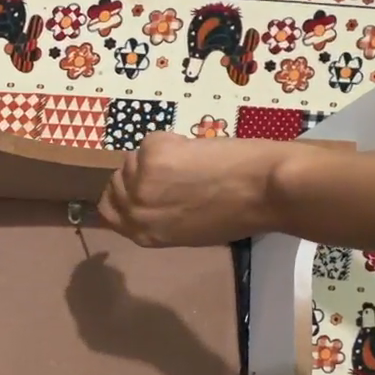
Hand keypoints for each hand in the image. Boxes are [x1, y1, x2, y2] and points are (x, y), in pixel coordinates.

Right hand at [98, 132, 303, 246]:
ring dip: (154, 156)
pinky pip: (150, 141)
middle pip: (114, 183)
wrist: (266, 188)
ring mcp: (140, 182)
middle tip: (165, 168)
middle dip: (136, 174)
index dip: (119, 196)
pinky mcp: (153, 154)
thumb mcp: (189, 232)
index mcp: (143, 234)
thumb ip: (159, 220)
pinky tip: (195, 150)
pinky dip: (170, 140)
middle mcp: (134, 211)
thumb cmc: (238, 215)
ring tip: (187, 161)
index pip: (108, 212)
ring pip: (132, 159)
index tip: (135, 185)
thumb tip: (151, 200)